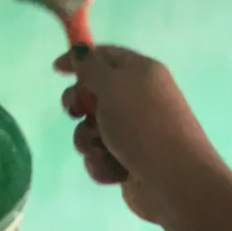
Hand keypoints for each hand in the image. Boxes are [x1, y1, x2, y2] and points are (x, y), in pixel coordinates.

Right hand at [55, 44, 219, 223]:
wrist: (175, 179)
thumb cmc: (142, 124)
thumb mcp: (112, 86)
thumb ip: (90, 66)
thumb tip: (81, 50)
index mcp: (141, 72)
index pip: (105, 55)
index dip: (80, 59)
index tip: (56, 70)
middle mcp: (139, 98)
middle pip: (94, 93)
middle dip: (79, 105)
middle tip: (75, 111)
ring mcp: (135, 131)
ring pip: (91, 128)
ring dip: (88, 139)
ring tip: (101, 149)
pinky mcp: (130, 160)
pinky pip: (100, 154)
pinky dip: (102, 162)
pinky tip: (113, 170)